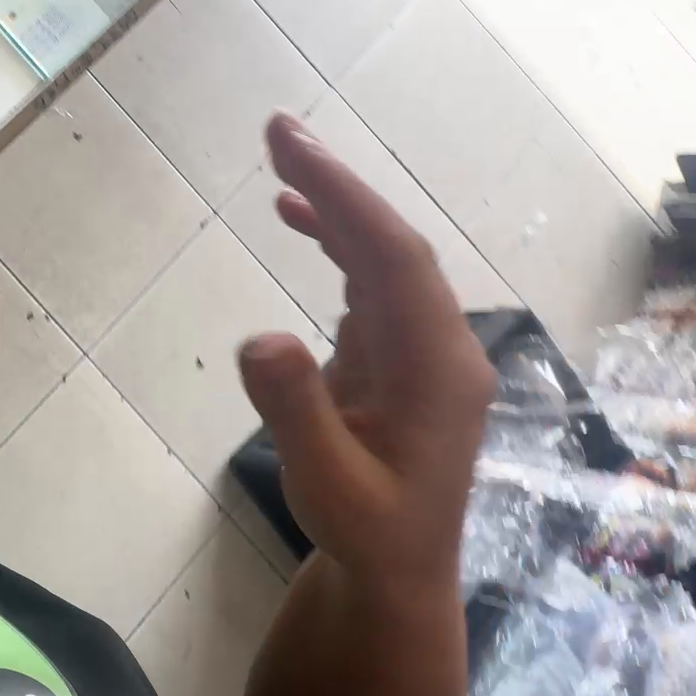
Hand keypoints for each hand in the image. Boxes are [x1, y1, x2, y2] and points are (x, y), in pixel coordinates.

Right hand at [239, 113, 495, 595]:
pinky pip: (365, 278)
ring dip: (333, 204)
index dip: (343, 198)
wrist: (394, 566)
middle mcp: (437, 343)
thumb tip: (259, 336)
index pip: (393, 259)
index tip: (288, 148)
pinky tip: (297, 218)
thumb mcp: (327, 482)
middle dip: (336, 182)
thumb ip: (296, 411)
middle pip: (391, 243)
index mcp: (436, 366)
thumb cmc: (367, 529)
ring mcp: (416, 346)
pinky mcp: (390, 353)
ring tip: (280, 159)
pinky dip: (332, 239)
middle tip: (276, 129)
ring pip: (380, 255)